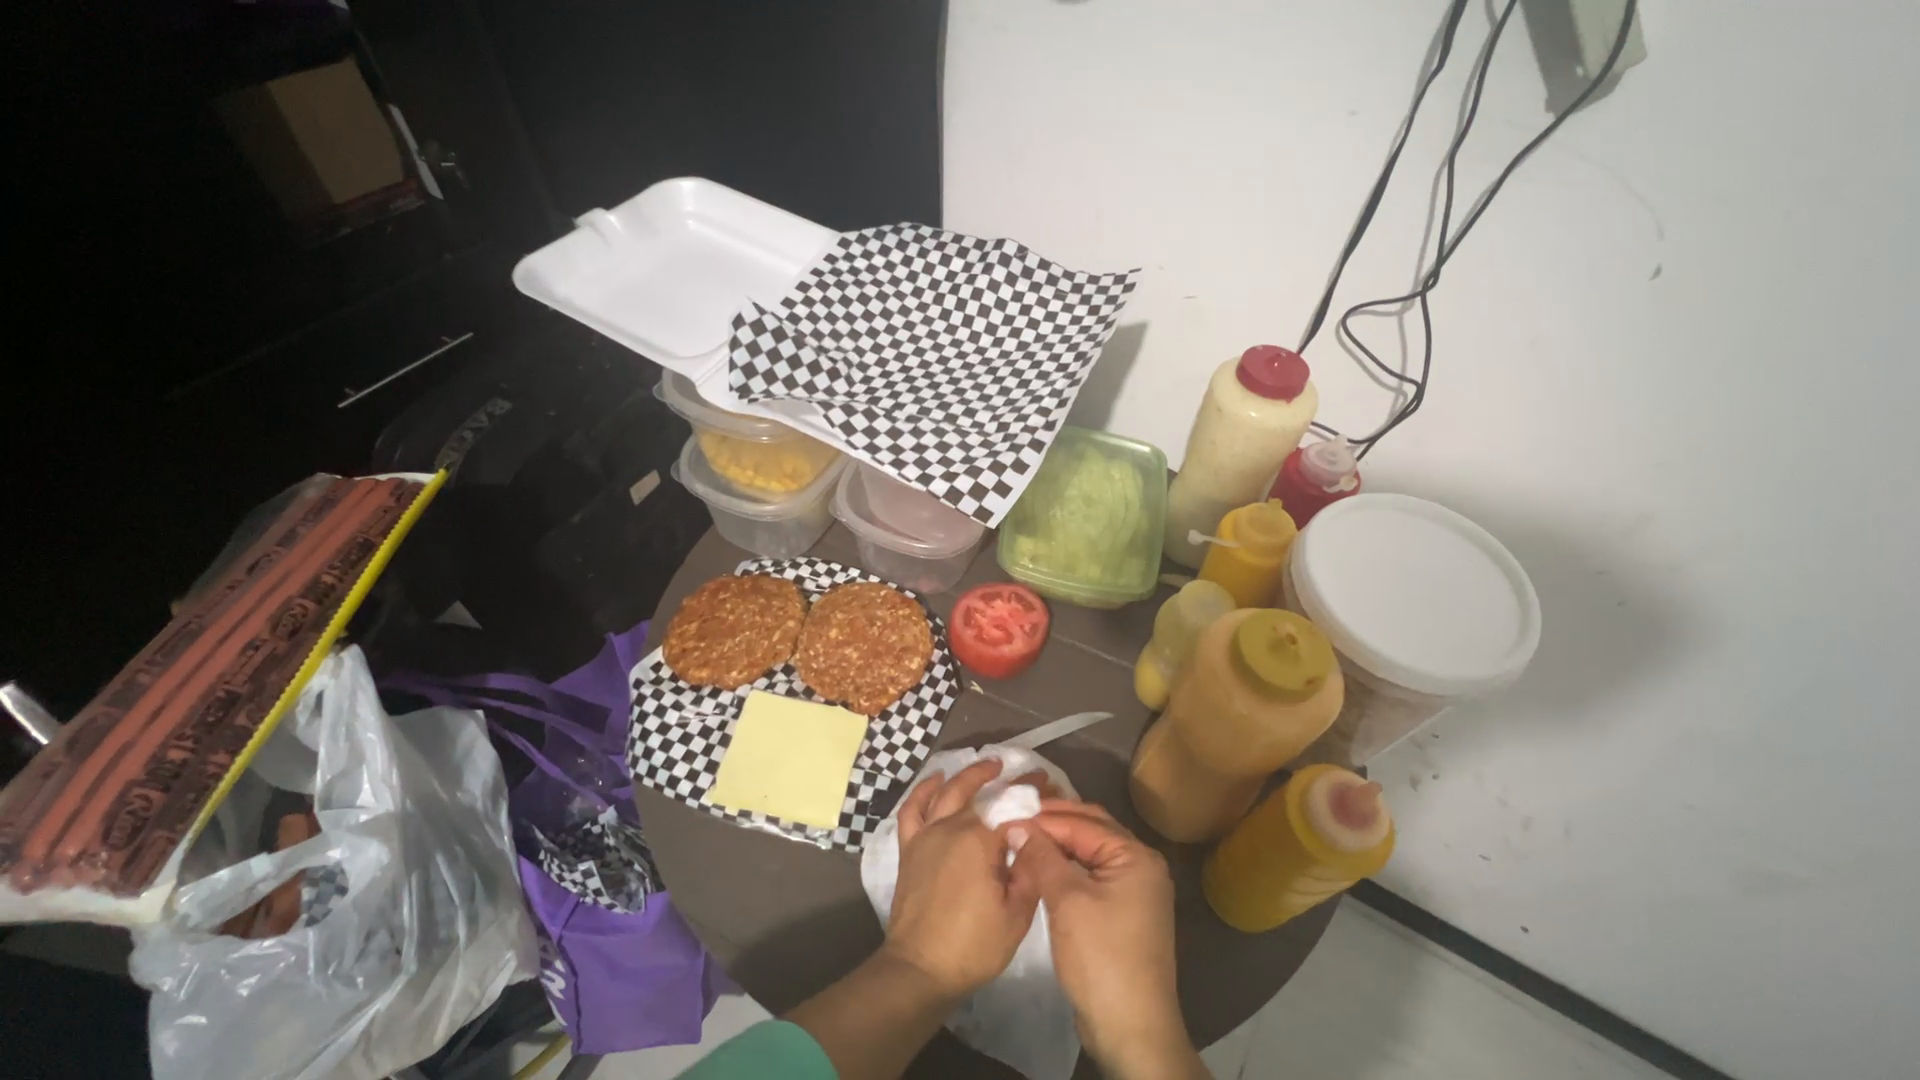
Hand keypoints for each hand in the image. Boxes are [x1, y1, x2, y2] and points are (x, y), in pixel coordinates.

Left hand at [883, 760, 1050, 998]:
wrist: (921, 968)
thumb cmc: (974, 946)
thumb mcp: (1017, 913)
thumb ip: (1028, 870)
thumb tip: (1033, 838)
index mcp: (980, 841)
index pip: (1013, 807)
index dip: (1034, 796)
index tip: (1052, 788)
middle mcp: (951, 827)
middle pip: (983, 796)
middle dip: (1009, 783)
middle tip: (1032, 776)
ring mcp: (926, 835)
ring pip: (947, 792)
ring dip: (969, 775)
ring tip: (989, 765)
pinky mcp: (909, 848)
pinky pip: (913, 808)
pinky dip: (924, 790)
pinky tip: (937, 779)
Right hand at [1008, 799, 1199, 1076]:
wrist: (1131, 1026)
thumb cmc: (1101, 957)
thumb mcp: (1067, 900)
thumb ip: (1043, 856)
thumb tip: (1018, 825)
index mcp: (1136, 856)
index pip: (1084, 822)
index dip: (1044, 817)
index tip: (1007, 811)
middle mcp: (1142, 866)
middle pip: (1093, 830)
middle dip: (1054, 822)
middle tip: (1015, 817)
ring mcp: (1135, 891)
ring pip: (1091, 854)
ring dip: (1060, 845)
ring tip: (1022, 838)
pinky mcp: (1124, 913)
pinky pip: (1093, 876)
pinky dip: (1068, 868)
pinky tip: (1042, 869)